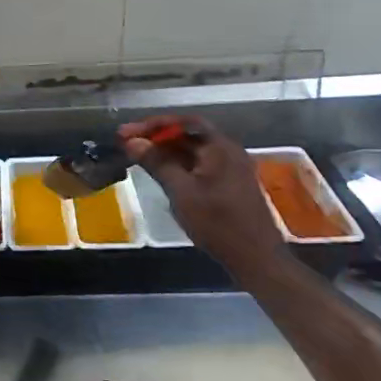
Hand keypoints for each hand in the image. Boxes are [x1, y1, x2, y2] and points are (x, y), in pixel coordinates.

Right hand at [118, 115, 282, 269]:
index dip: (154, 124)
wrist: (255, 258)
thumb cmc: (217, 222)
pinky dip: (176, 164)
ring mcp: (229, 169)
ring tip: (136, 155)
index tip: (128, 132)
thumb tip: (132, 142)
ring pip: (192, 151)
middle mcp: (227, 153)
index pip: (185, 122)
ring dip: (164, 151)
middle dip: (156, 137)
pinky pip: (197, 165)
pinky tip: (158, 172)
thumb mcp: (181, 191)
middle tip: (126, 143)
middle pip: (188, 135)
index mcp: (221, 148)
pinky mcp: (227, 185)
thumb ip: (157, 163)